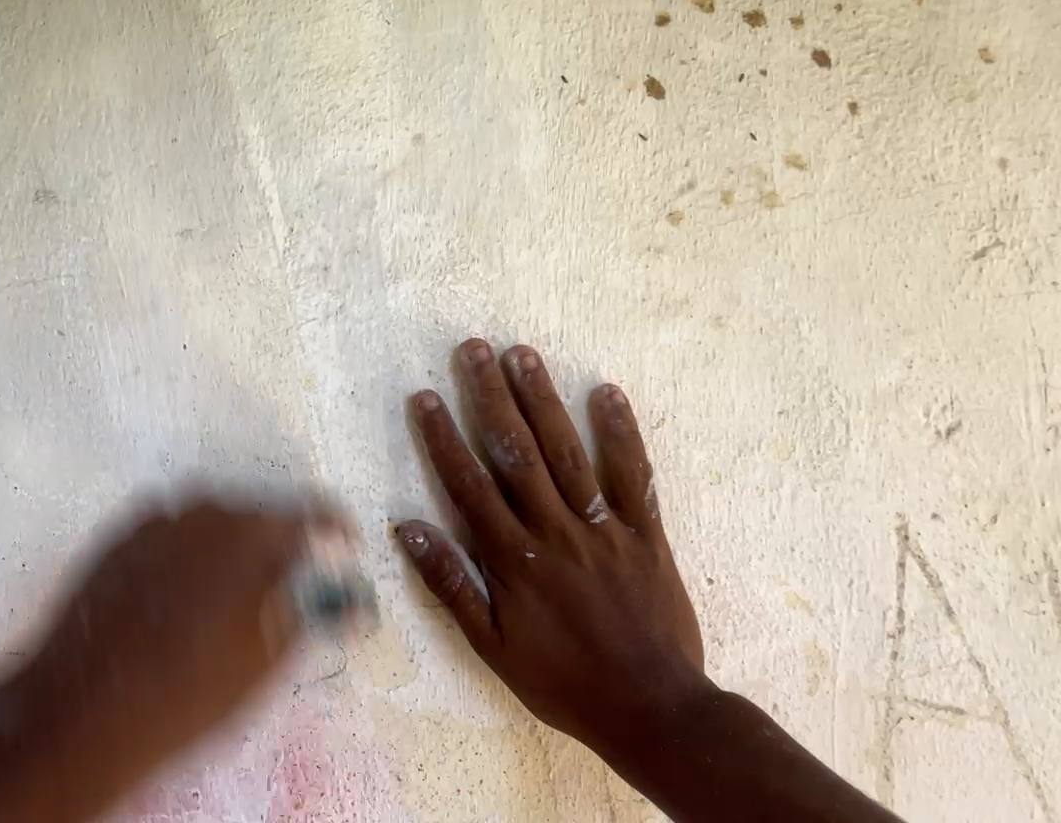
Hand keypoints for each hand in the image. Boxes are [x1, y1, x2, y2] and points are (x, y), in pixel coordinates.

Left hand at [5, 498, 352, 815]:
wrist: (84, 707)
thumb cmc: (186, 689)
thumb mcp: (266, 657)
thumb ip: (308, 611)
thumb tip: (345, 599)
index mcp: (249, 531)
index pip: (311, 514)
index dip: (335, 533)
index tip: (346, 548)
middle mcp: (202, 509)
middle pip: (259, 516)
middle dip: (280, 547)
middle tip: (289, 587)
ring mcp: (155, 520)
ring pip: (211, 525)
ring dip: (231, 551)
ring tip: (234, 602)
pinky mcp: (119, 538)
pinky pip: (171, 538)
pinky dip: (188, 557)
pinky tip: (185, 600)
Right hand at [395, 338, 706, 756]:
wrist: (654, 712)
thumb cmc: (561, 679)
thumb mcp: (490, 644)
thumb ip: (449, 583)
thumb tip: (405, 528)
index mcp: (513, 557)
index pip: (468, 484)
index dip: (443, 437)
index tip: (424, 397)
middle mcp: (554, 530)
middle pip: (516, 453)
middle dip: (491, 397)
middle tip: (473, 349)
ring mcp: (603, 528)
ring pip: (567, 453)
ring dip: (542, 400)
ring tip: (522, 355)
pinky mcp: (646, 534)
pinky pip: (634, 477)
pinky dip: (622, 434)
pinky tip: (607, 393)